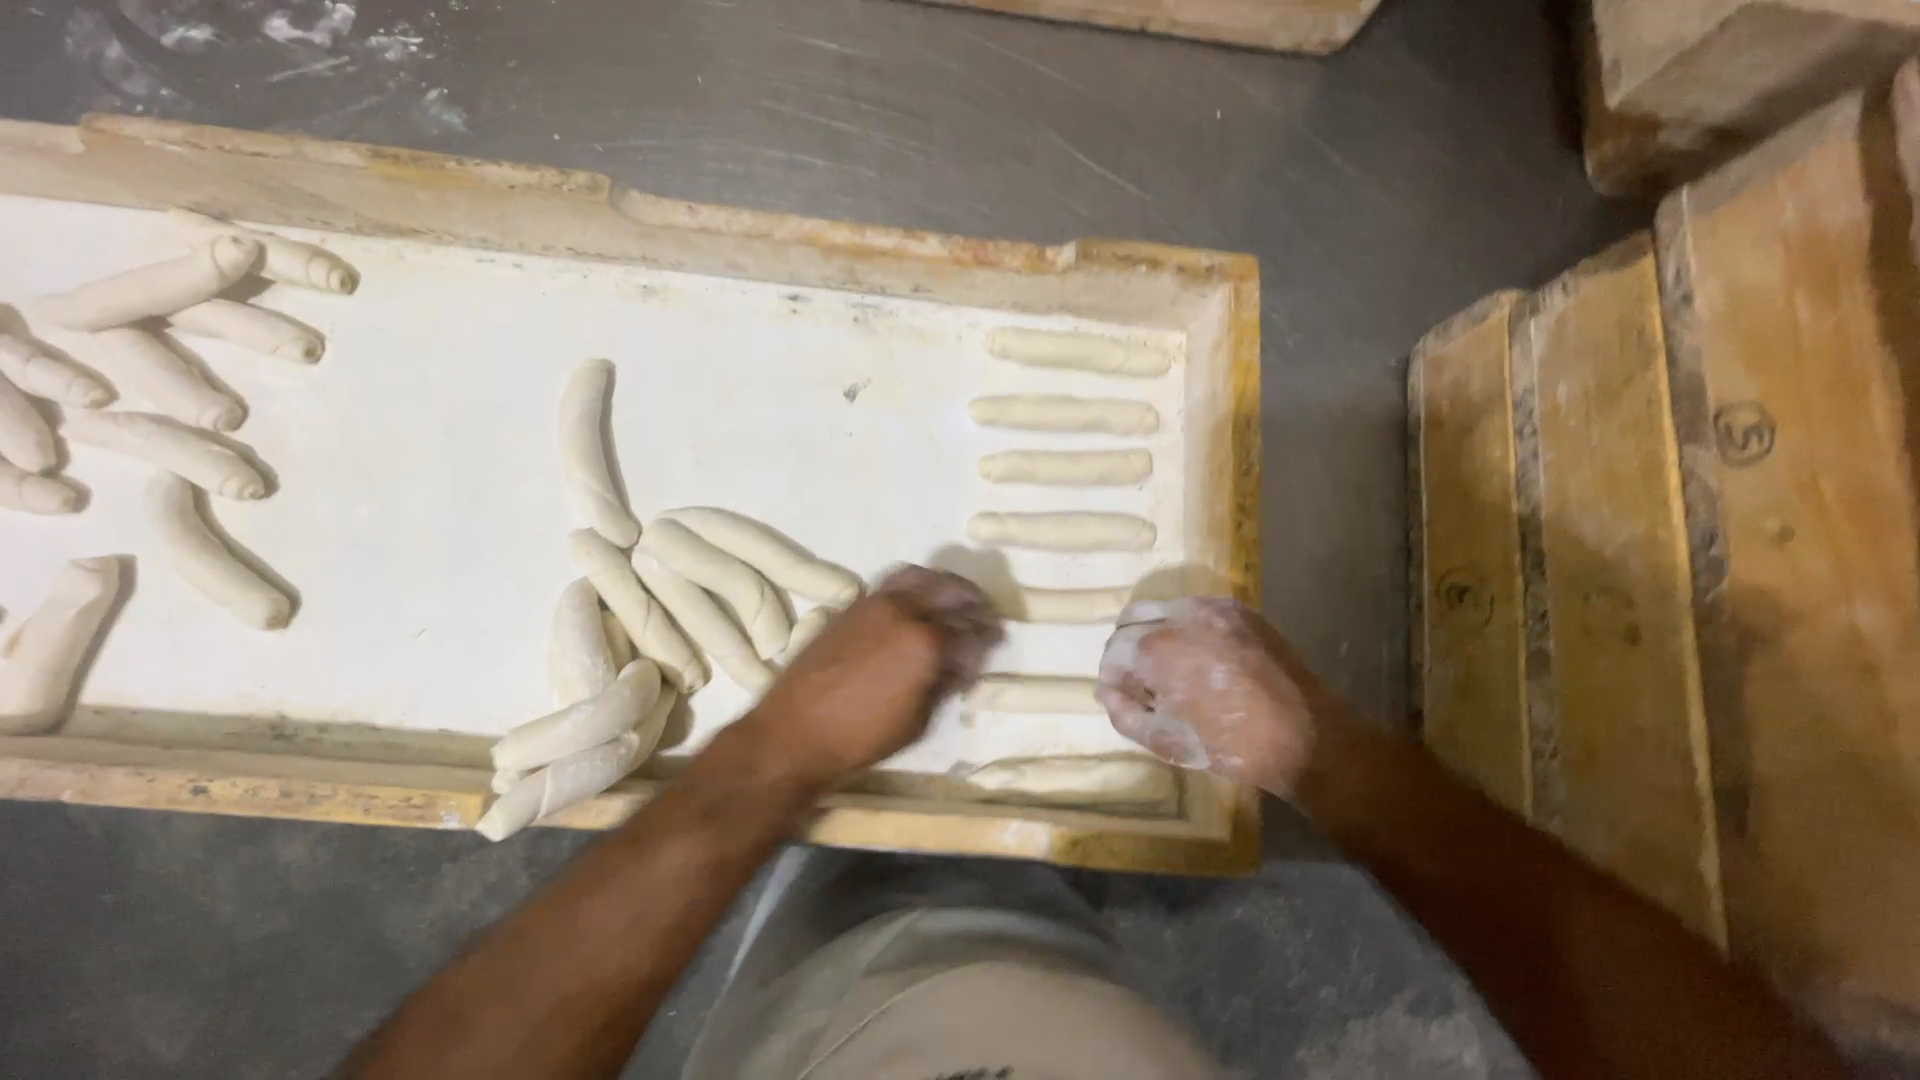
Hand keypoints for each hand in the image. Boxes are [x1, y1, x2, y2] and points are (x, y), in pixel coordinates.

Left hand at [743, 565, 1002, 787]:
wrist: (796, 730)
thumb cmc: (861, 737)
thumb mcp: (918, 721)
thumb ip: (943, 686)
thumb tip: (959, 666)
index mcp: (927, 645)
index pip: (971, 636)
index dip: (986, 642)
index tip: (995, 644)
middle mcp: (906, 613)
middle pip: (953, 596)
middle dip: (975, 606)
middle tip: (986, 616)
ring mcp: (877, 603)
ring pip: (923, 577)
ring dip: (947, 584)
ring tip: (959, 595)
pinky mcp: (854, 604)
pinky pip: (895, 580)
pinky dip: (917, 583)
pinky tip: (922, 597)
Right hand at [1095, 597, 1318, 795]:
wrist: (1304, 735)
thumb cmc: (1229, 745)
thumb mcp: (1164, 741)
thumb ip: (1123, 713)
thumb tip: (1107, 691)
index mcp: (1156, 648)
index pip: (1113, 650)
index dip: (1111, 676)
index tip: (1122, 696)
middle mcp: (1179, 616)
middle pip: (1130, 620)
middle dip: (1127, 648)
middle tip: (1141, 680)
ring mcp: (1213, 608)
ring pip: (1163, 609)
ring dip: (1155, 634)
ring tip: (1171, 669)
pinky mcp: (1240, 611)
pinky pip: (1196, 609)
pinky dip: (1186, 628)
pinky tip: (1201, 659)